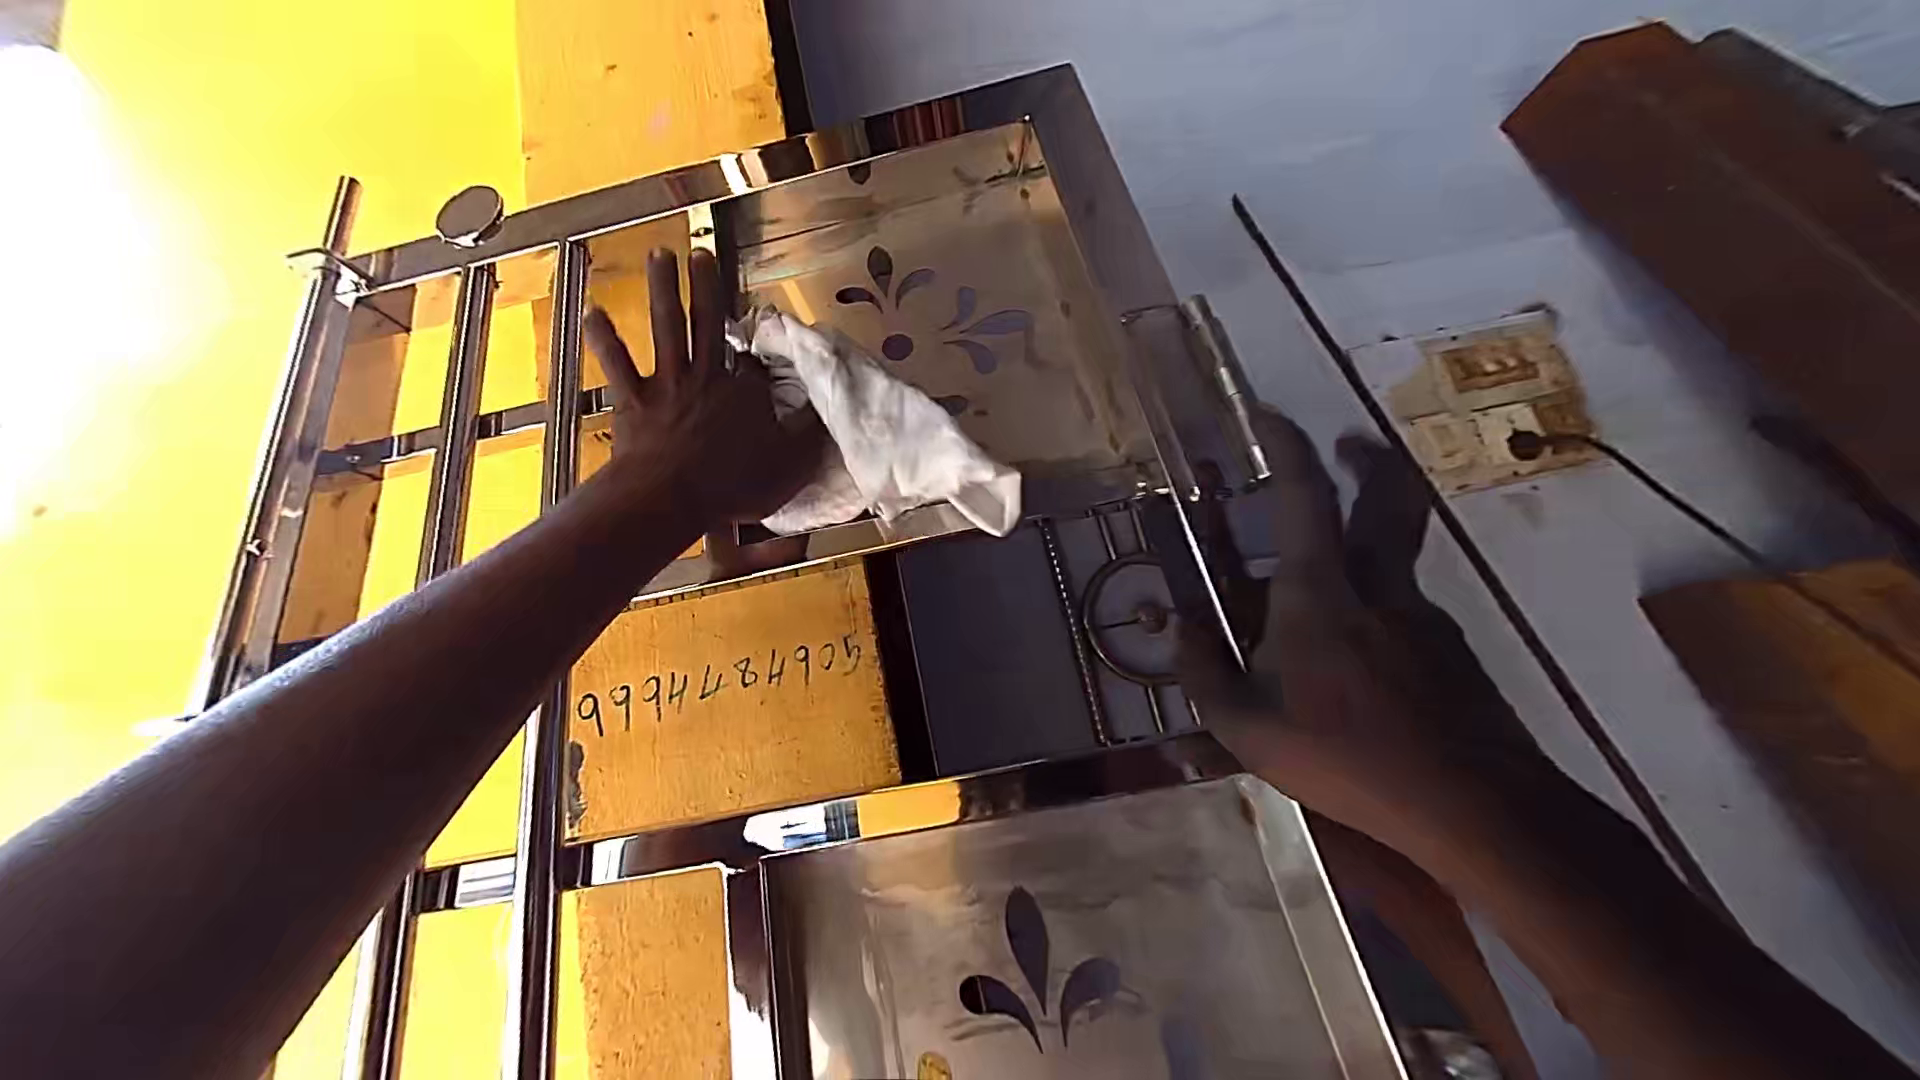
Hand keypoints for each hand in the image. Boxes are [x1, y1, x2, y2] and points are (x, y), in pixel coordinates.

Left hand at [583, 248, 825, 529]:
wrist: (670, 498)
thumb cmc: (733, 484)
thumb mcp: (790, 465)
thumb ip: (809, 434)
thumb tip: (826, 409)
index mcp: (745, 391)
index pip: (755, 360)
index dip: (760, 348)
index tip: (765, 338)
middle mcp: (706, 376)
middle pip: (707, 322)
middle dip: (706, 286)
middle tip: (701, 252)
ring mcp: (667, 384)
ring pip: (666, 327)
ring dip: (663, 289)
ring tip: (660, 255)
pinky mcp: (634, 399)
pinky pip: (618, 363)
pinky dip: (605, 338)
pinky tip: (595, 311)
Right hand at [1179, 407, 1551, 851]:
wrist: (1474, 808)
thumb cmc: (1344, 756)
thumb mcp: (1244, 726)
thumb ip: (1201, 672)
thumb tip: (1177, 632)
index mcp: (1320, 593)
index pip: (1306, 496)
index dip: (1288, 445)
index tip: (1270, 416)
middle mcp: (1379, 586)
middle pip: (1390, 496)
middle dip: (1368, 458)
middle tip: (1348, 446)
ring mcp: (1423, 615)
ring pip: (1393, 557)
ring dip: (1362, 545)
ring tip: (1315, 601)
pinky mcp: (1450, 648)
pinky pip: (1401, 612)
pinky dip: (1373, 615)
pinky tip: (1354, 669)